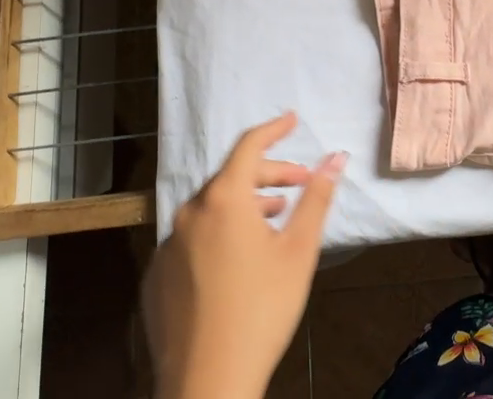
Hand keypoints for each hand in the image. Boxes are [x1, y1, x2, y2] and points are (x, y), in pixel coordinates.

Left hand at [142, 112, 345, 398]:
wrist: (207, 381)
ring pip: (210, 209)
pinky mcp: (156, 276)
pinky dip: (218, 234)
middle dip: (267, 174)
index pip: (248, 145)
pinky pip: (192, 239)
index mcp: (222, 199)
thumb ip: (316, 198)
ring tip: (273, 217)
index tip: (292, 120)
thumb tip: (335, 157)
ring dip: (243, 205)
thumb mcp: (299, 251)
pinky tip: (238, 259)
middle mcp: (189, 212)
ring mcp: (167, 245)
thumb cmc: (262, 309)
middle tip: (299, 184)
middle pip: (230, 177)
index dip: (273, 129)